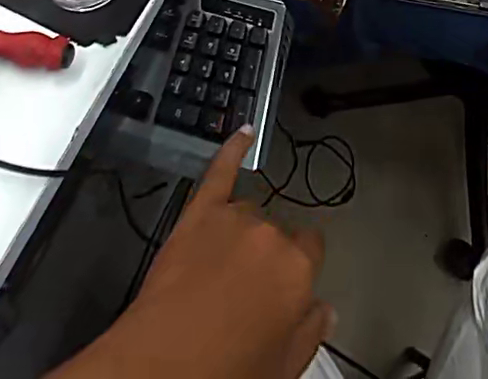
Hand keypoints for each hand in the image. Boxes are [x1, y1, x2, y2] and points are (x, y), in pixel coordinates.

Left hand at [48, 129, 330, 378]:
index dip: (298, 265)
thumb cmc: (228, 368)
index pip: (310, 248)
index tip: (287, 278)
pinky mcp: (199, 210)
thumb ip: (309, 329)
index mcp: (298, 269)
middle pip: (277, 231)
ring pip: (248, 211)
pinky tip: (242, 132)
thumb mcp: (285, 364)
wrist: (165, 361)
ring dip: (242, 231)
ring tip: (222, 267)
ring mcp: (231, 217)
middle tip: (247, 288)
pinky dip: (232, 149)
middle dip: (267, 255)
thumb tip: (322, 307)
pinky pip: (220, 170)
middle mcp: (269, 234)